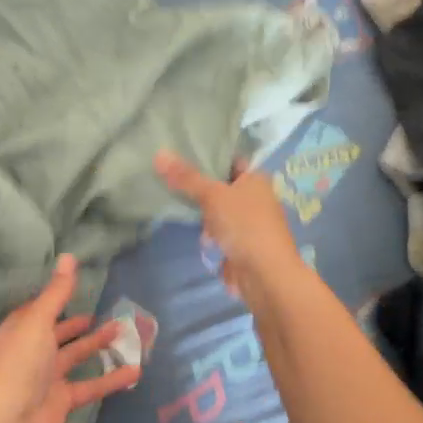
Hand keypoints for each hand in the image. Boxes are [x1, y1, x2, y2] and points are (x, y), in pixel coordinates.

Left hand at [0, 255, 141, 422]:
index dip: (54, 300)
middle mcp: (33, 351)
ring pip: (76, 356)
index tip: (76, 288)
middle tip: (106, 313)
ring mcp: (48, 376)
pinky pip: (90, 385)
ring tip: (124, 332)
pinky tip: (135, 370)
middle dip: (80, 324)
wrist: (11, 420)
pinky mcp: (63, 399)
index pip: (38, 310)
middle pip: (59, 333)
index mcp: (20, 330)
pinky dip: (111, 378)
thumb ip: (57, 293)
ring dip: (98, 345)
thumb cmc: (21, 364)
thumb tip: (69, 256)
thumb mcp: (38, 322)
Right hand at [155, 150, 305, 301]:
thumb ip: (186, 177)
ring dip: (198, 207)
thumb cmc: (245, 226)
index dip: (209, 154)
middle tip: (166, 171)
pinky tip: (182, 222)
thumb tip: (159, 153)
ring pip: (215, 208)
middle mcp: (254, 198)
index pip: (231, 159)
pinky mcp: (236, 243)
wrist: (263, 274)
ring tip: (167, 193)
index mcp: (256, 180)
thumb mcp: (213, 196)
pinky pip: (214, 229)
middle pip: (220, 184)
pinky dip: (202, 228)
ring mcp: (245, 222)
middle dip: (198, 182)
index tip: (181, 149)